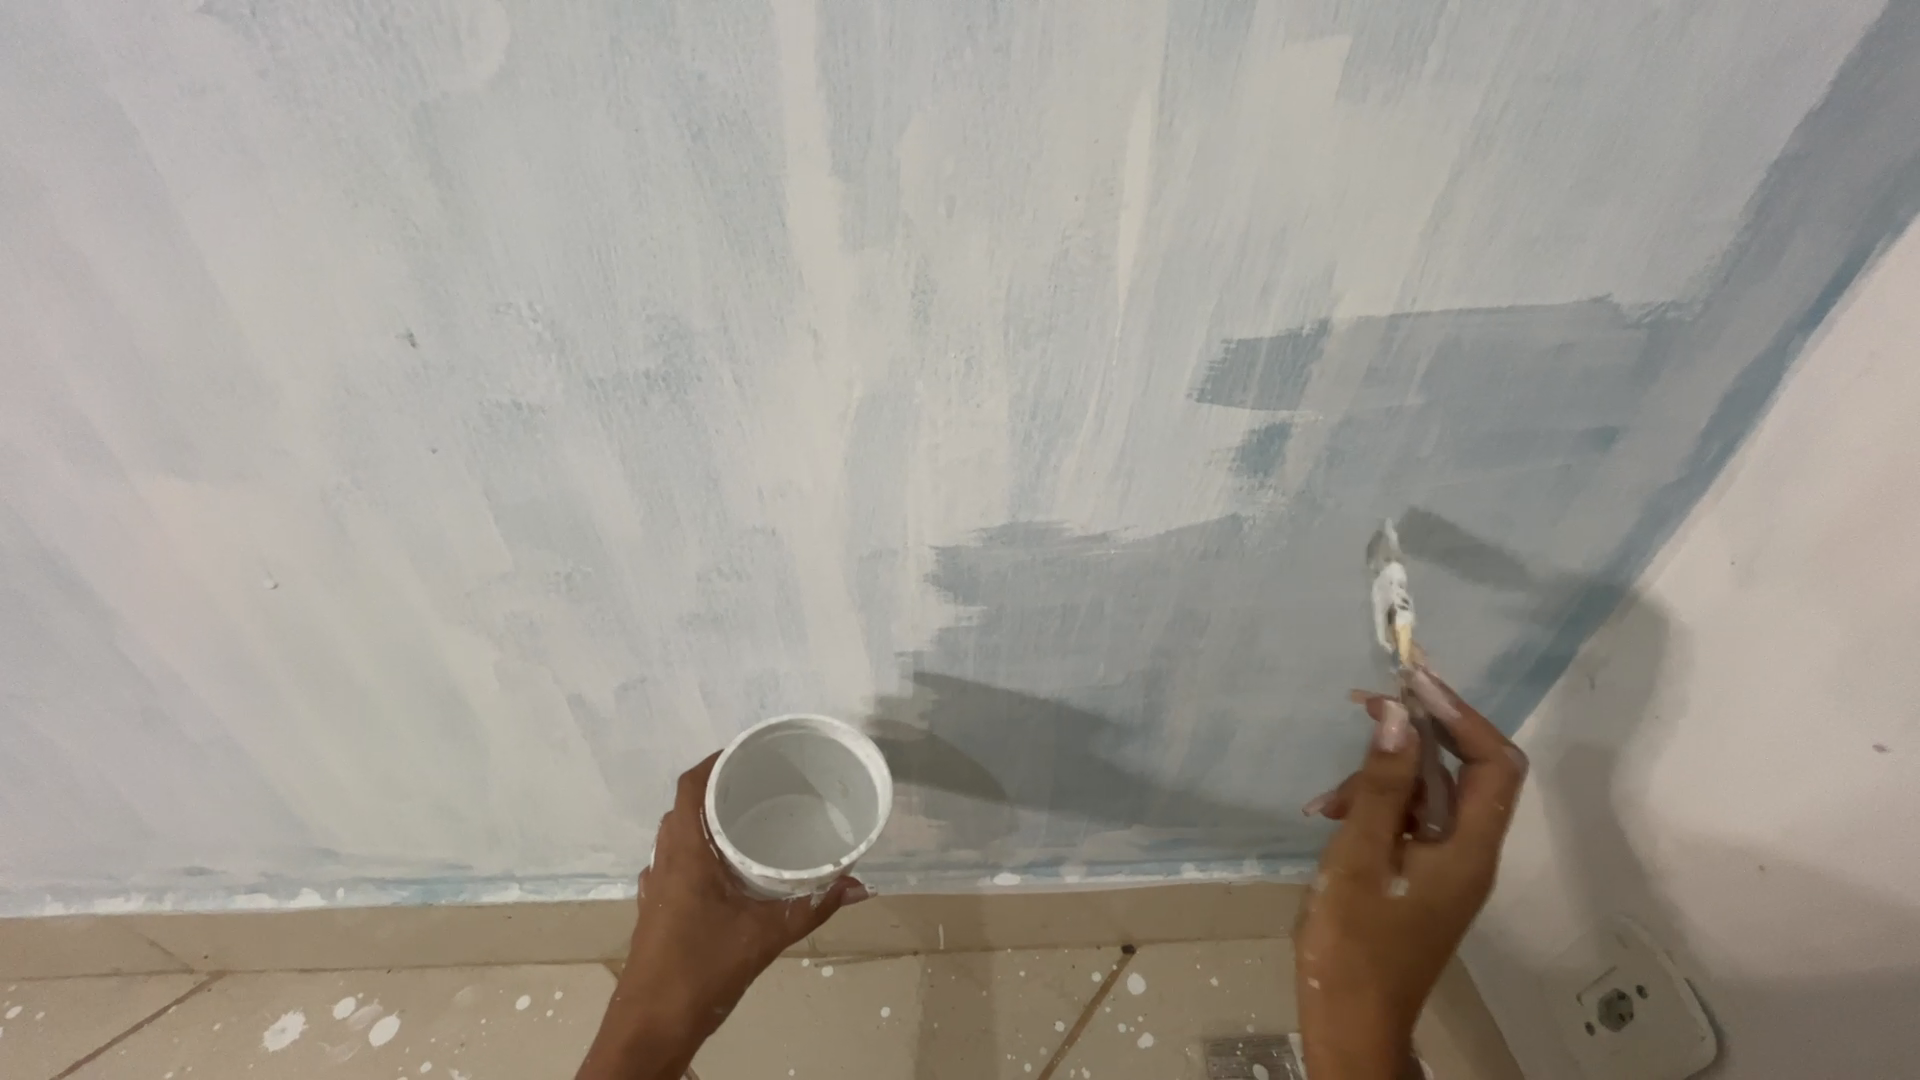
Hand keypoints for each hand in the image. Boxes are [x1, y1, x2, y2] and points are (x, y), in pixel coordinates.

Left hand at [577, 753, 869, 1079]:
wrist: (650, 1029)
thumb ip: (814, 905)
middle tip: (759, 783)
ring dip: (703, 820)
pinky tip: (724, 869)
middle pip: (684, 807)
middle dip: (717, 789)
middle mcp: (665, 861)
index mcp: (686, 853)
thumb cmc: (703, 971)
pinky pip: (673, 862)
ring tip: (746, 818)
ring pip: (676, 835)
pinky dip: (695, 851)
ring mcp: (655, 886)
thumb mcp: (767, 936)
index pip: (690, 786)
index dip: (713, 761)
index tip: (747, 752)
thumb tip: (860, 884)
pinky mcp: (654, 909)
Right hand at [1293, 667, 1527, 1078]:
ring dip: (1381, 776)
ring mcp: (1445, 863)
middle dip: (1418, 732)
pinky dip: (1372, 804)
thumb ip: (1382, 784)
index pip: (1494, 762)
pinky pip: (1406, 818)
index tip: (1411, 682)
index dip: (1459, 715)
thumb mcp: (1361, 852)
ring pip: (1427, 793)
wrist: (1349, 1011)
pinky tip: (1329, 814)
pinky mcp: (1420, 871)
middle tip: (1368, 701)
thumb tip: (1399, 715)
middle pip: (1464, 770)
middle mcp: (1470, 850)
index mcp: (1470, 847)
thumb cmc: (1355, 936)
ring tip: (1328, 797)